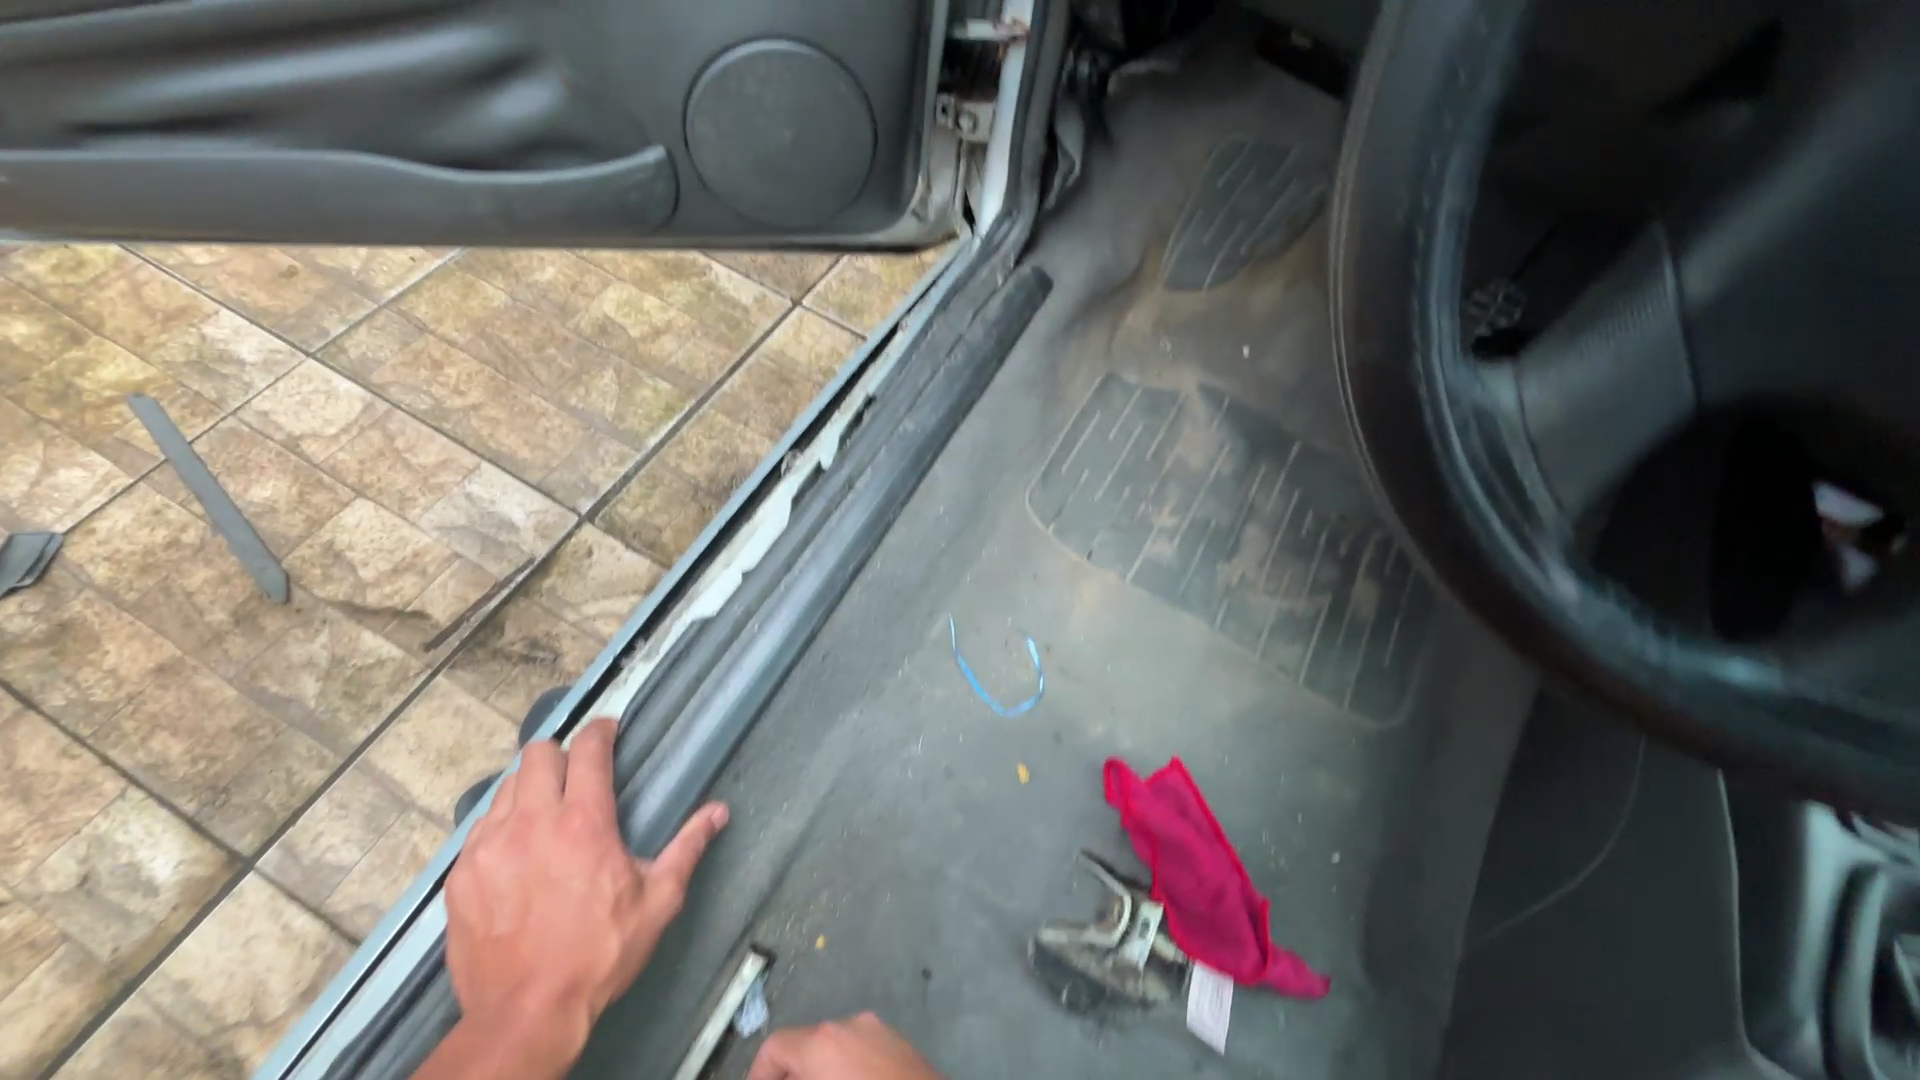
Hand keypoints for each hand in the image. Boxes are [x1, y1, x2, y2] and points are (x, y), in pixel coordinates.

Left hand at [426, 717, 728, 1078]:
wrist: (526, 1012)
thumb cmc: (602, 953)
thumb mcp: (659, 901)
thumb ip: (688, 847)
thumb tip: (718, 811)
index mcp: (584, 822)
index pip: (588, 751)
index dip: (600, 731)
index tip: (609, 729)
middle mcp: (532, 822)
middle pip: (537, 754)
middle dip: (560, 753)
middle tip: (576, 771)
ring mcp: (489, 847)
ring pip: (505, 787)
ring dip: (529, 787)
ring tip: (545, 811)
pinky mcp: (461, 874)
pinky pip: (479, 828)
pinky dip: (501, 824)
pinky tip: (516, 850)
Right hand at [747, 1013, 942, 1079]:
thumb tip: (784, 1076)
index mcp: (823, 1041)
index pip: (775, 1047)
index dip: (760, 1073)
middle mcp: (850, 1025)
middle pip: (805, 1046)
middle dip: (792, 1075)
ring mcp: (879, 1031)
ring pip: (834, 1048)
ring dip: (819, 1072)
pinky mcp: (901, 1044)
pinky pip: (861, 1053)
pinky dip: (846, 1070)